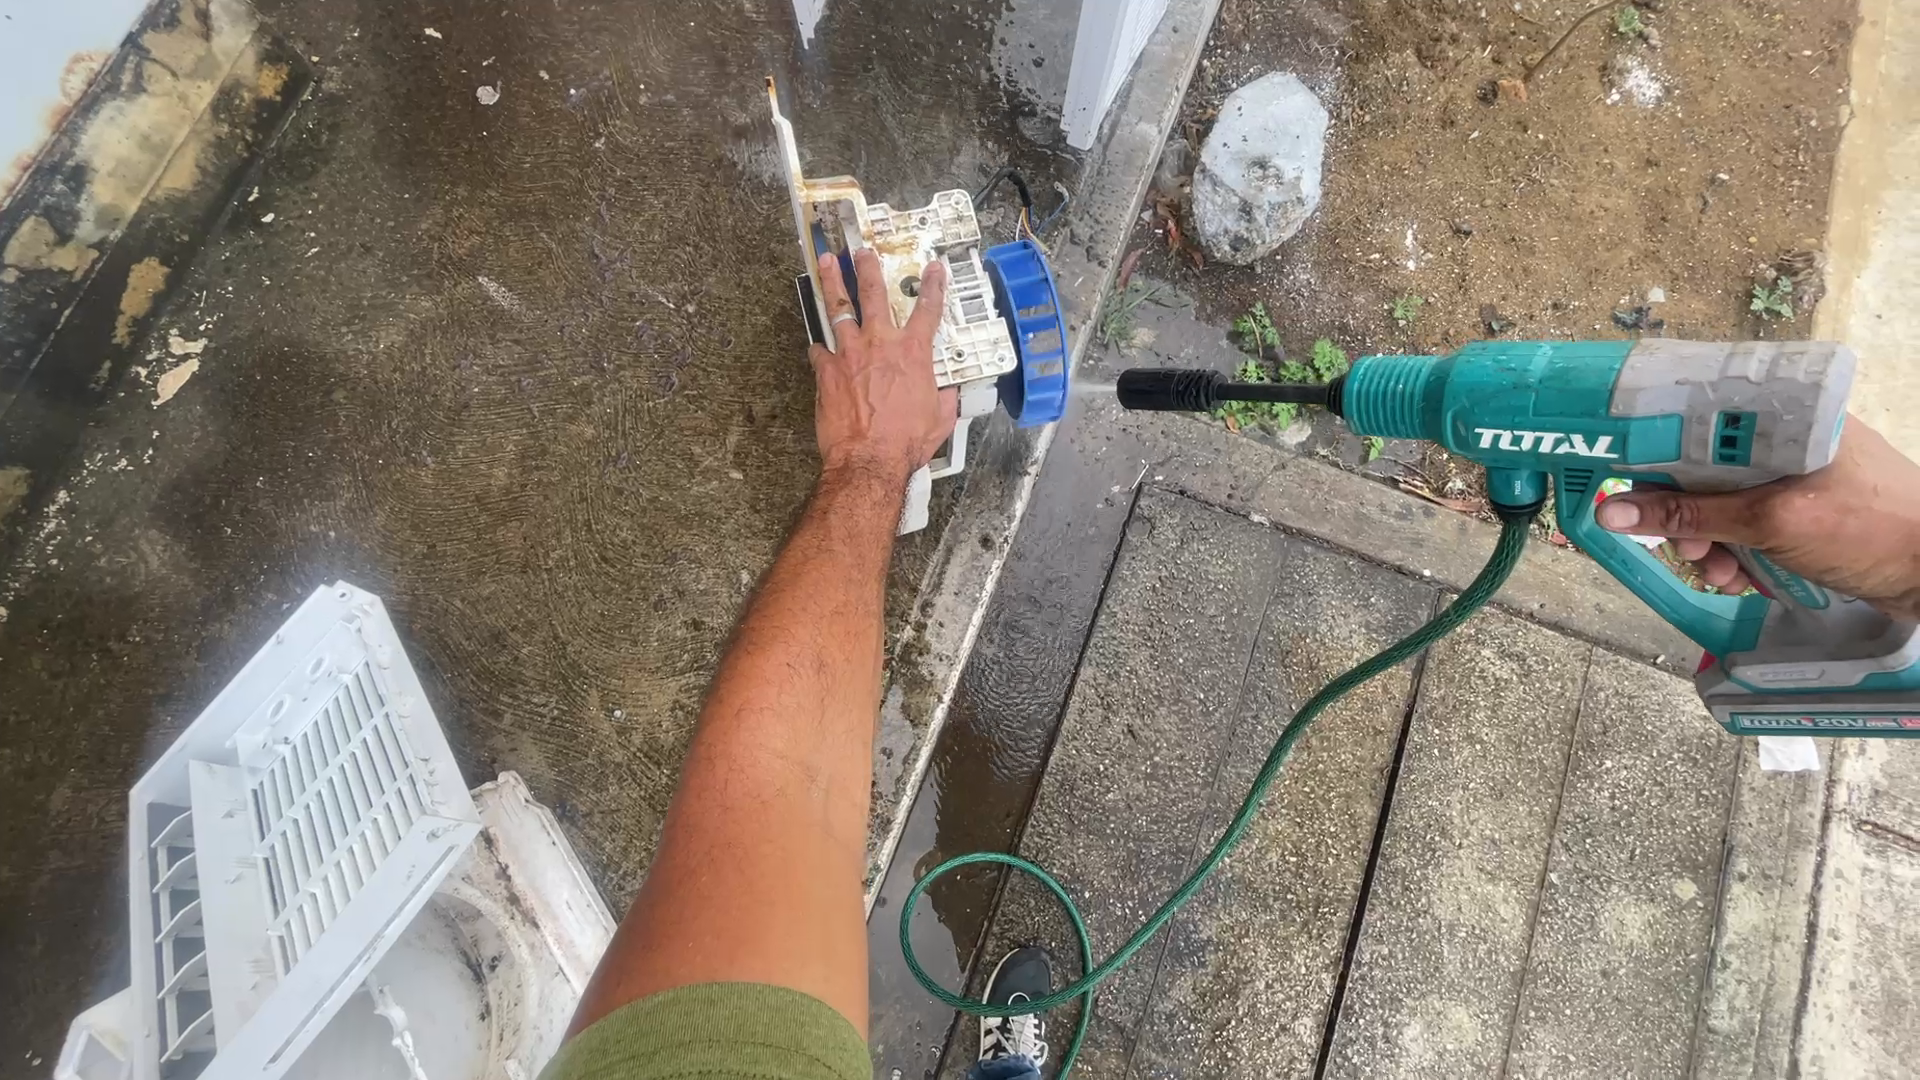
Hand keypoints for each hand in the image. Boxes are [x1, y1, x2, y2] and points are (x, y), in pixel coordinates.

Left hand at [809, 249, 958, 481]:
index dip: (933, 286)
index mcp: (913, 354)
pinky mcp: (826, 371)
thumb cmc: (904, 442)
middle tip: (863, 253)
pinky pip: (819, 351)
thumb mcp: (939, 419)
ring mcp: (849, 354)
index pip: (928, 310)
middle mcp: (880, 344)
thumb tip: (947, 395)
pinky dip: (820, 348)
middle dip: (869, 268)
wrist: (869, 458)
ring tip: (827, 264)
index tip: (933, 269)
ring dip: (834, 283)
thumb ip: (944, 399)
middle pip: (873, 294)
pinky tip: (817, 345)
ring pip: (839, 307)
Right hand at [1596, 416, 1919, 618]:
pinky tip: (1738, 577)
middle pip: (1699, 472)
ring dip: (1704, 544)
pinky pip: (1740, 526)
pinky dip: (1730, 554)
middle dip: (1682, 517)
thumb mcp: (1770, 523)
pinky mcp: (1799, 513)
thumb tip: (1605, 510)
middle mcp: (1787, 446)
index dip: (1656, 456)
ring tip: (1719, 574)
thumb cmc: (1872, 533)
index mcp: (1790, 424)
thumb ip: (1687, 516)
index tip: (1629, 488)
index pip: (1698, 426)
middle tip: (1684, 549)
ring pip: (1715, 506)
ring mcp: (1794, 481)